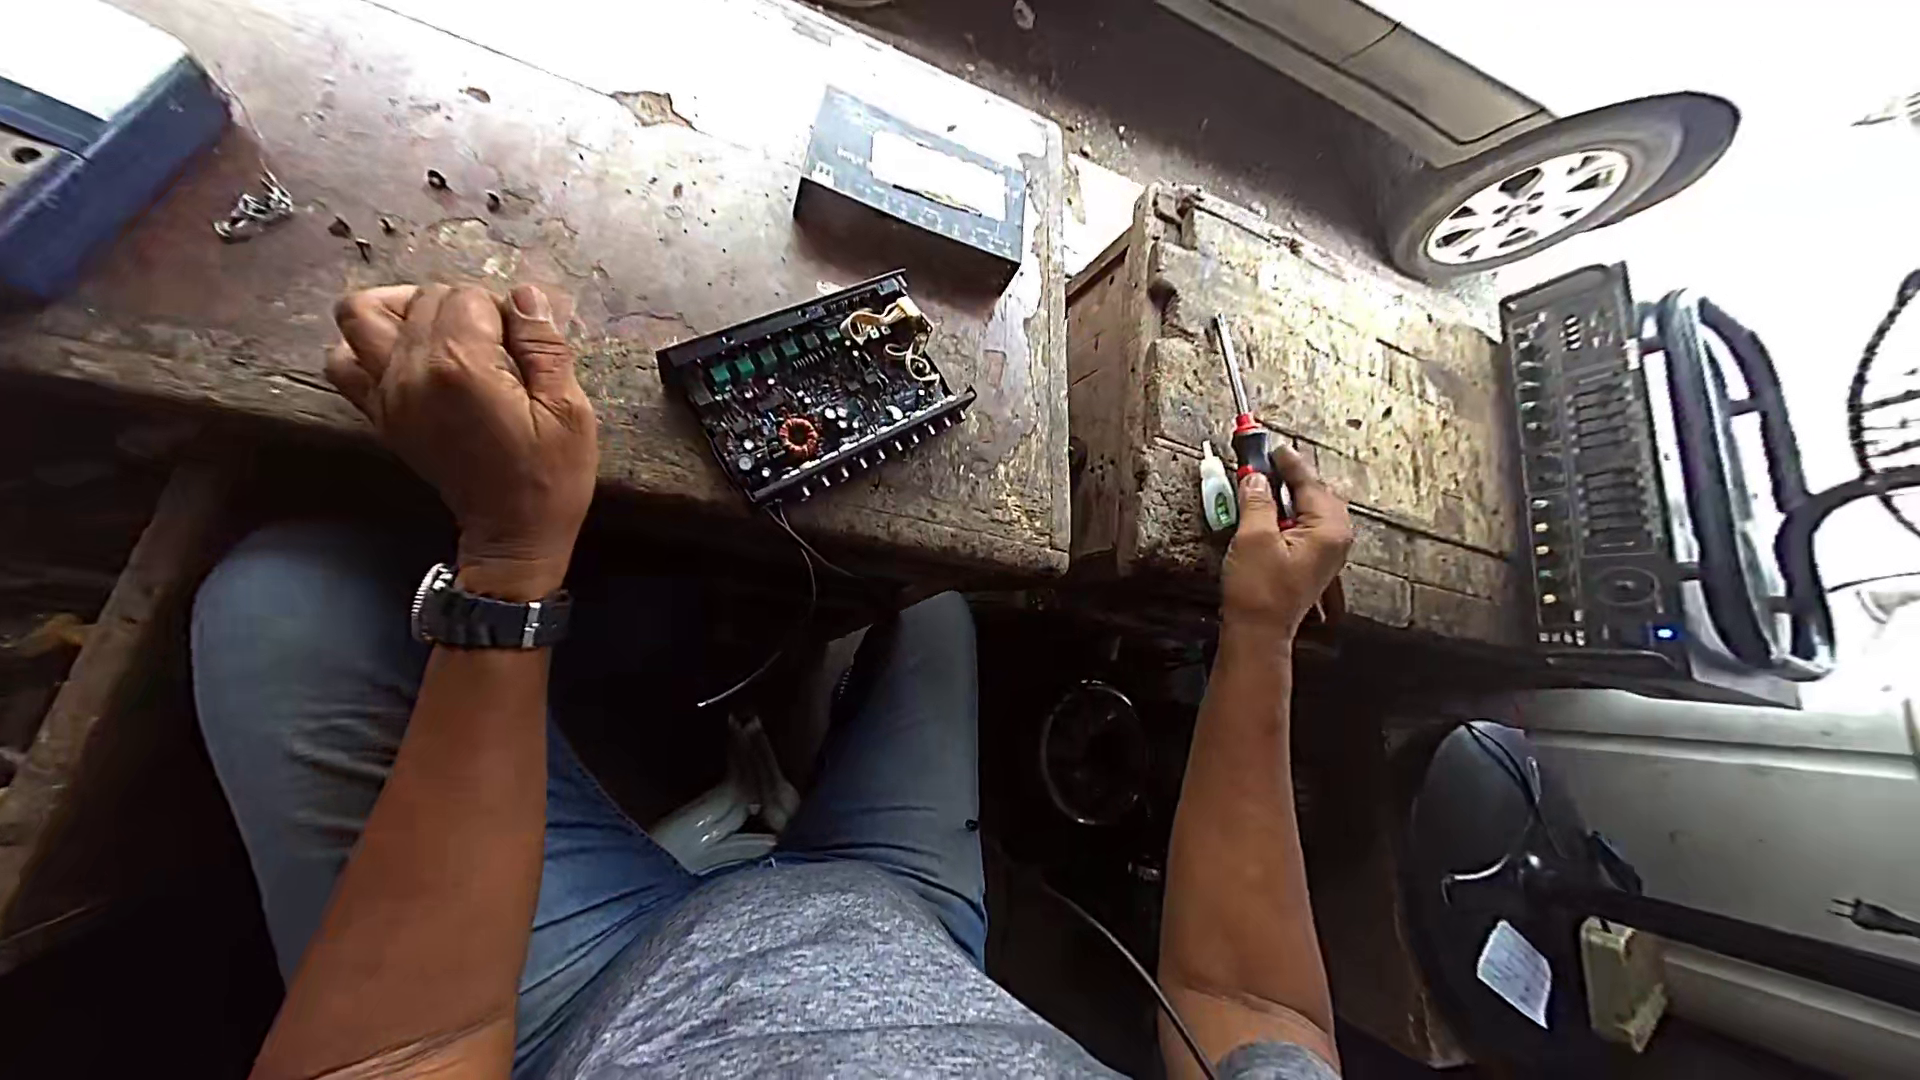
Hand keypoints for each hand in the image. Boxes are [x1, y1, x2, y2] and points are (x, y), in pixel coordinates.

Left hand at [327, 283, 598, 599]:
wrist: (515, 531)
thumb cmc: (553, 475)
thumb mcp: (571, 412)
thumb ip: (546, 349)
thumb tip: (528, 296)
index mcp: (461, 366)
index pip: (470, 297)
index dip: (509, 314)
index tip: (533, 348)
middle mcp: (410, 370)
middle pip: (425, 299)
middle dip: (468, 310)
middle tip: (507, 348)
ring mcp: (385, 392)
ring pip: (363, 313)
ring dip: (405, 311)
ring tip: (448, 335)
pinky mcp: (378, 412)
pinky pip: (343, 358)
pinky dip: (369, 346)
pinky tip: (411, 361)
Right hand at [1221, 445, 1352, 640]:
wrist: (1257, 631)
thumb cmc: (1259, 591)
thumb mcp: (1253, 537)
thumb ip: (1256, 501)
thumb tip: (1256, 477)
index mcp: (1328, 529)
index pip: (1309, 483)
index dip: (1288, 462)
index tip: (1272, 446)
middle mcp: (1334, 539)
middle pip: (1315, 494)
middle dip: (1290, 477)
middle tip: (1264, 463)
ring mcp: (1324, 553)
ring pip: (1308, 510)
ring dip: (1284, 496)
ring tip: (1260, 484)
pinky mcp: (1309, 562)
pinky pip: (1302, 526)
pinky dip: (1284, 514)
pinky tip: (1264, 513)